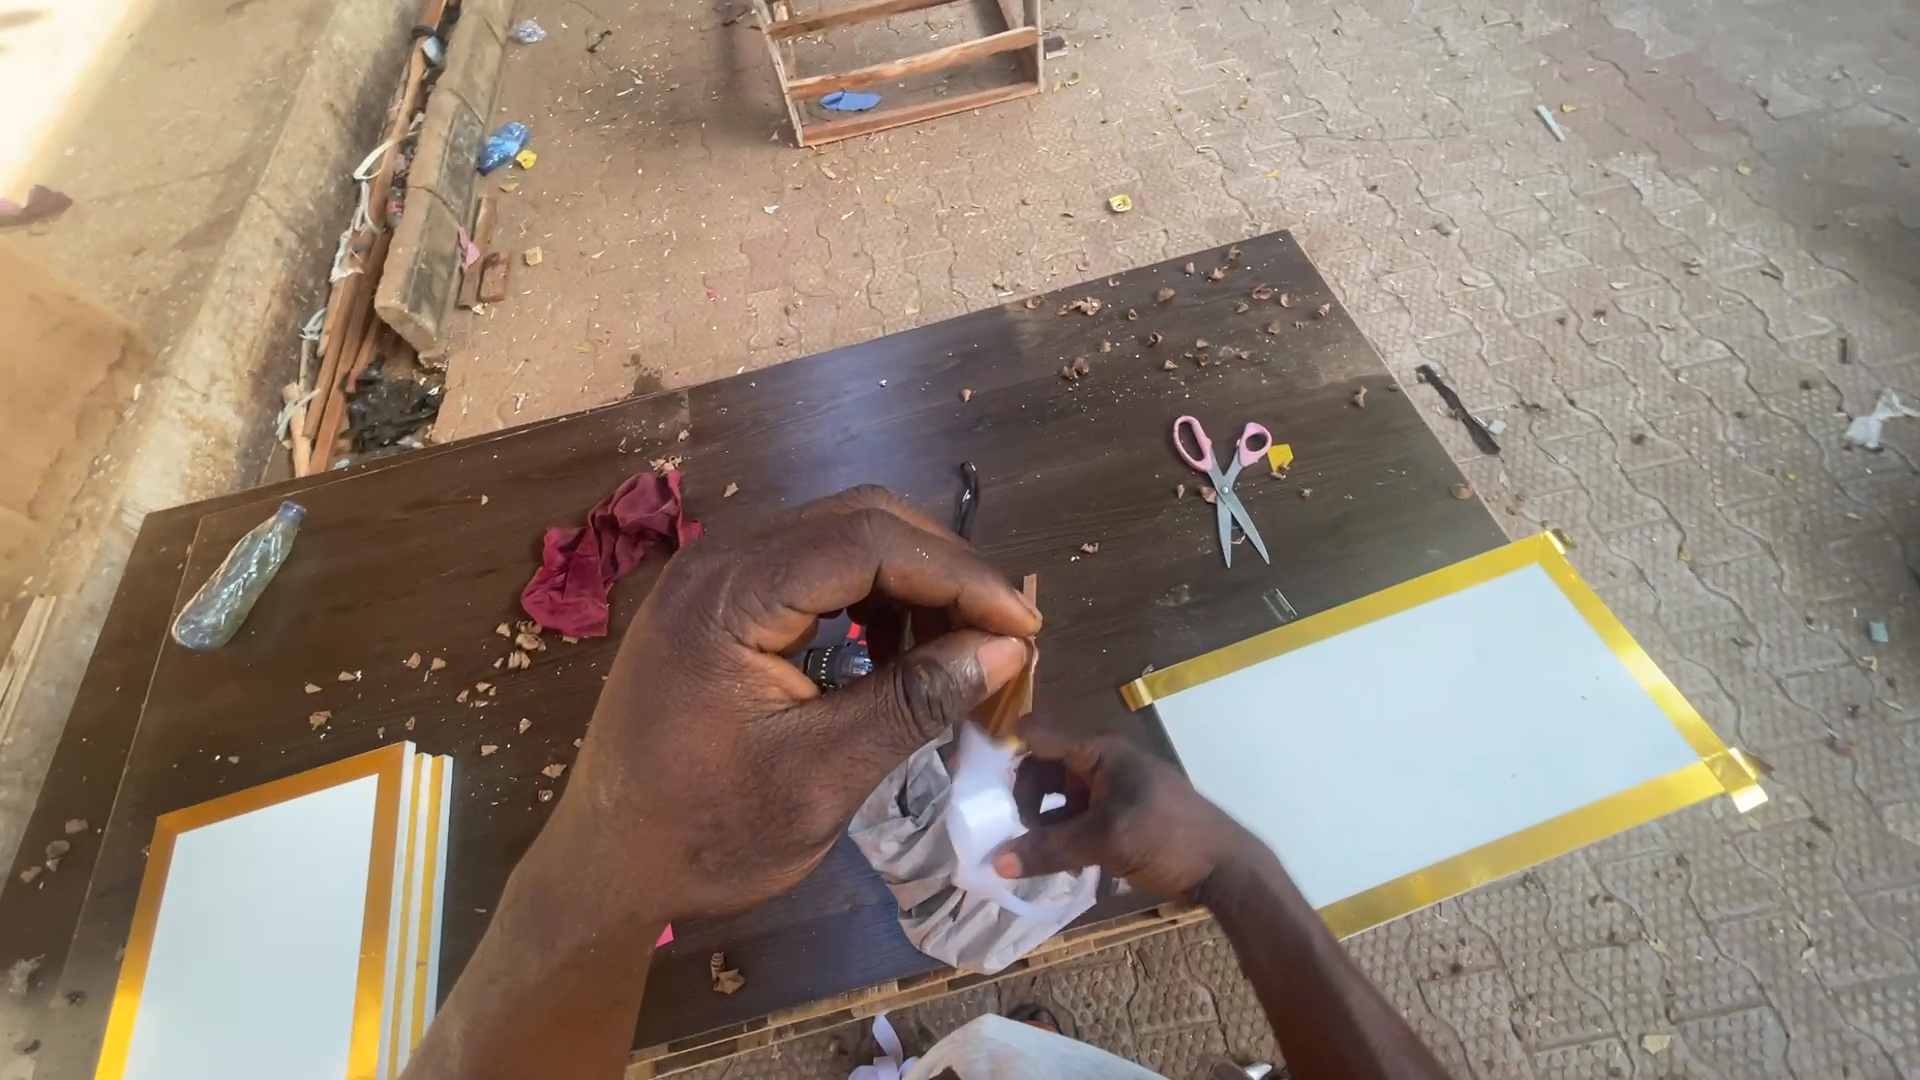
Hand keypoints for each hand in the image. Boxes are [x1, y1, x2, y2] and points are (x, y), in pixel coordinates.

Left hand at [543, 486, 1040, 924]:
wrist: (605, 867)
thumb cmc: (705, 834)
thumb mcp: (821, 777)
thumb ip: (914, 702)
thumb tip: (1003, 651)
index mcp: (731, 595)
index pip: (870, 542)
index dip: (960, 576)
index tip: (1021, 626)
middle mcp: (721, 559)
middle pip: (861, 520)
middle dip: (943, 569)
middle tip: (999, 630)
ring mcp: (720, 573)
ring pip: (844, 536)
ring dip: (913, 579)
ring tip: (955, 643)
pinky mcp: (727, 597)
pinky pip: (819, 568)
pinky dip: (875, 596)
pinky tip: (896, 644)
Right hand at [993, 716, 1259, 902]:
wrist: (1225, 868)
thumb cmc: (1165, 837)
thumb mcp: (1103, 841)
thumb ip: (1048, 849)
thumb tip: (996, 862)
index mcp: (1098, 750)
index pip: (1037, 734)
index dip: (1003, 746)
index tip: (969, 767)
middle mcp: (1101, 760)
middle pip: (1043, 767)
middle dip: (1023, 796)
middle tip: (1011, 830)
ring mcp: (1111, 785)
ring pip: (1058, 794)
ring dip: (1042, 820)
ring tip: (1034, 852)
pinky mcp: (1119, 810)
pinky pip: (1077, 813)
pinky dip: (1063, 831)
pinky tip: (1060, 860)